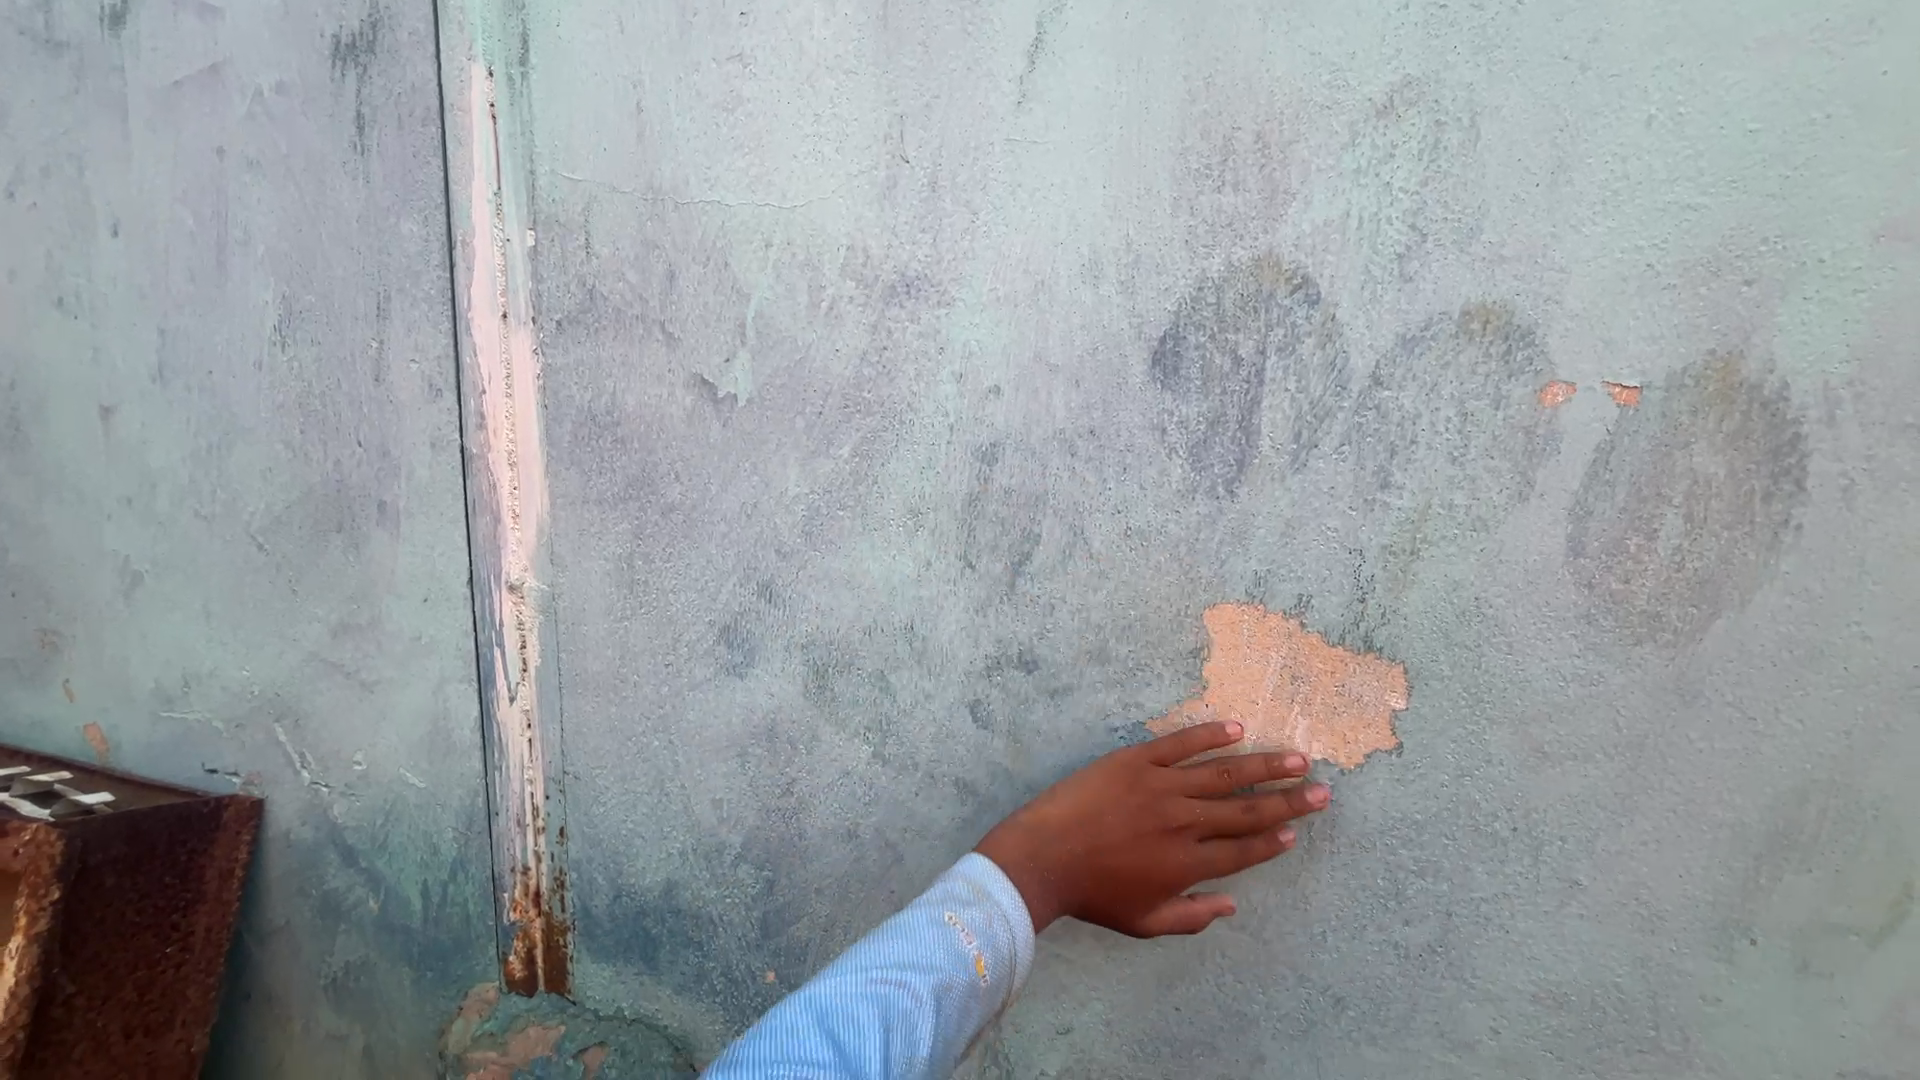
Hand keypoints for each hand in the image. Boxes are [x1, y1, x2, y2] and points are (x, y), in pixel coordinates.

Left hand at [975, 720, 1328, 937]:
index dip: (1272, 839)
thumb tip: (1231, 906)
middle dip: (1288, 801)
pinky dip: (1210, 735)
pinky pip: (1181, 744)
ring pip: (1223, 772)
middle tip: (1322, 791)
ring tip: (1296, 758)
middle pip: (1246, 809)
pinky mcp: (1137, 760)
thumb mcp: (1143, 922)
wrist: (1044, 855)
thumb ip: (1191, 918)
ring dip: (1263, 765)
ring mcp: (1162, 787)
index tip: (1296, 831)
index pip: (1243, 850)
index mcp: (1188, 863)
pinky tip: (1236, 728)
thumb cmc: (1091, 892)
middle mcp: (1185, 823)